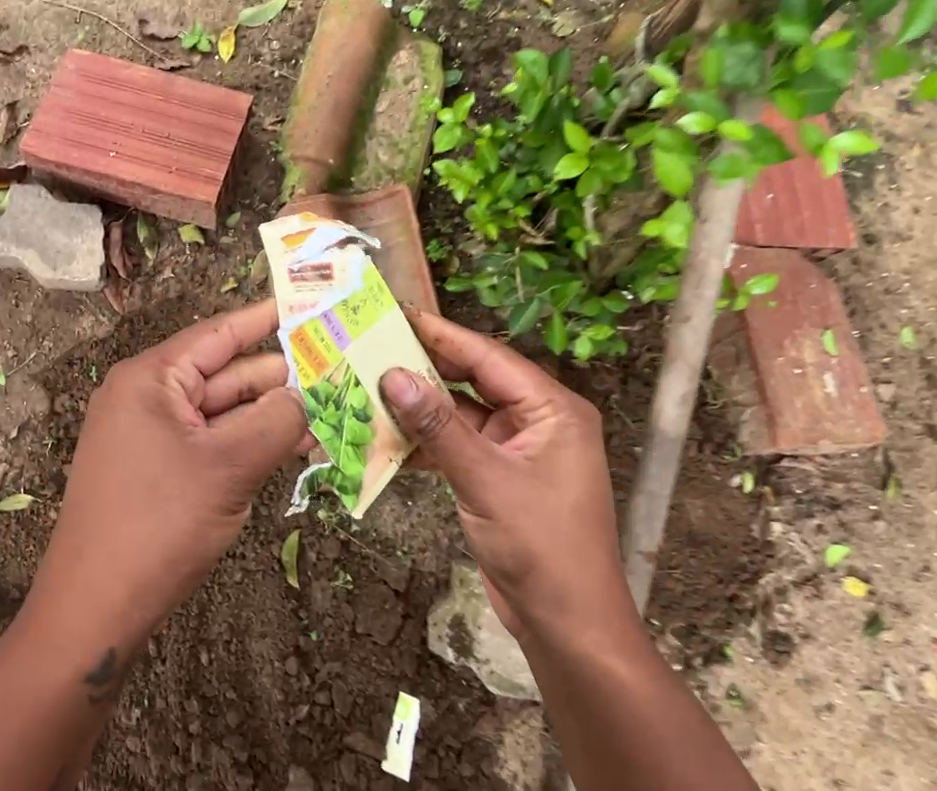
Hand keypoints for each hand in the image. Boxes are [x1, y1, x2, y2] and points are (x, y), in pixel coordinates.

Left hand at [30, 300, 307, 632]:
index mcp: (151, 379)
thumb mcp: (228, 467)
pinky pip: (212, 444)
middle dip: (281, 377)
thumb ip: (277, 421)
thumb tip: (309, 395)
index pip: (219, 334)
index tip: (311, 304)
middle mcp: (147, 398)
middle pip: (226, 374)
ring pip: (223, 413)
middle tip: (340, 370)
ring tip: (331, 412)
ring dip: (271, 415)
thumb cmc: (158, 525)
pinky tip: (295, 447)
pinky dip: (249, 444)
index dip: (268, 318)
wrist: (95, 609)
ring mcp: (150, 437)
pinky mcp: (158, 472)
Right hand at [378, 311, 628, 636]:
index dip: (441, 335)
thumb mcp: (485, 480)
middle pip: (473, 381)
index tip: (396, 315)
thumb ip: (437, 426)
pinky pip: (458, 446)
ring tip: (369, 389)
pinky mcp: (499, 477)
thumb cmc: (541, 547)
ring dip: (420, 408)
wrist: (567, 623)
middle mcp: (537, 421)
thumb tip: (393, 376)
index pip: (488, 358)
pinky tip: (387, 438)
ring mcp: (518, 450)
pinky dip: (426, 443)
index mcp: (552, 409)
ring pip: (460, 414)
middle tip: (373, 348)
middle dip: (425, 368)